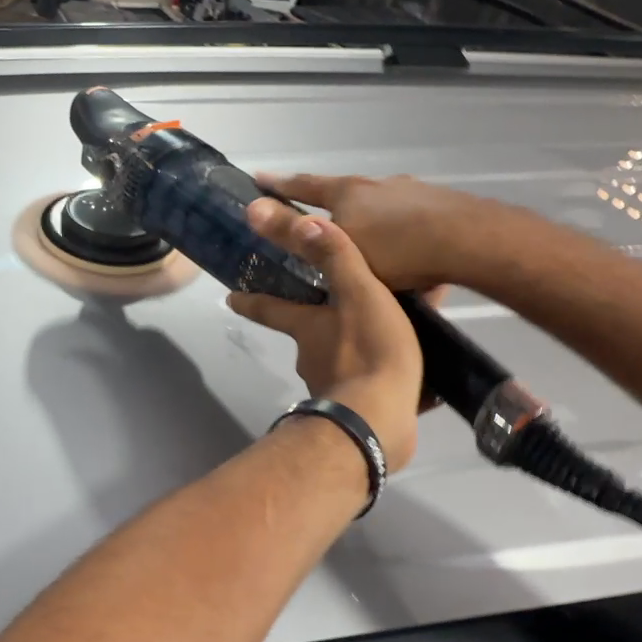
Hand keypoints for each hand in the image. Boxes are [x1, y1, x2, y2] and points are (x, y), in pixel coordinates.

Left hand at [227, 200, 424, 471]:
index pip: (268, 309)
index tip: (229, 297)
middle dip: (323, 322)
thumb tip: (303, 221)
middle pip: (310, 333)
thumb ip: (337, 257)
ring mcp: (331, 387)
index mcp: (306, 328)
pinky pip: (368, 386)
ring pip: (342, 360)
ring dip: (360, 349)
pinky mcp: (356, 412)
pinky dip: (382, 376)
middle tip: (346, 310)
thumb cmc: (368, 351)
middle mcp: (310, 357)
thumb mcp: (359, 294)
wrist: (378, 421)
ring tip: (393, 338)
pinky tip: (413, 374)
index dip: (249, 300)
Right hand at [253, 172, 507, 290]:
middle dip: (325, 204)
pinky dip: (394, 233)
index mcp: (348, 191)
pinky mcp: (440, 209)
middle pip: (342, 193)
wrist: (472, 243)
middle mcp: (378, 185)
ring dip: (364, 219)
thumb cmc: (396, 247)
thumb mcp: (335, 246)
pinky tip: (399, 252)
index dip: (279, 184)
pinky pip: (406, 221)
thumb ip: (293, 232)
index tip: (259, 179)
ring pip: (378, 206)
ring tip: (358, 241)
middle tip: (310, 217)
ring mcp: (412, 195)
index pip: (304, 185)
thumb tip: (250, 209)